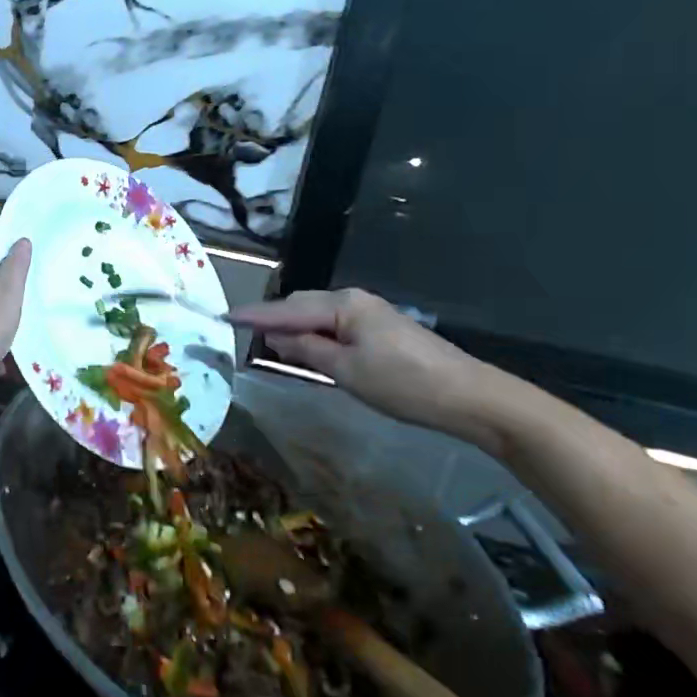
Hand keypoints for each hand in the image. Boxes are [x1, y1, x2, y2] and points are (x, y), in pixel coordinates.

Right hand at [229, 288, 517, 444]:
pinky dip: (315, 333)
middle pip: (301, 304)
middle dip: (273, 318)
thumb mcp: (347, 371)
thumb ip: (306, 351)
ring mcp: (370, 312)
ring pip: (318, 314)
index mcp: (343, 304)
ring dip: (294, 327)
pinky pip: (335, 324)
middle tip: (244, 334)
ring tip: (269, 343)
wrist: (472, 397)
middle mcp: (354, 299)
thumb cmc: (404, 384)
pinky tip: (308, 347)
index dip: (255, 315)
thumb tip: (275, 339)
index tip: (224, 315)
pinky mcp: (382, 328)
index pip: (287, 309)